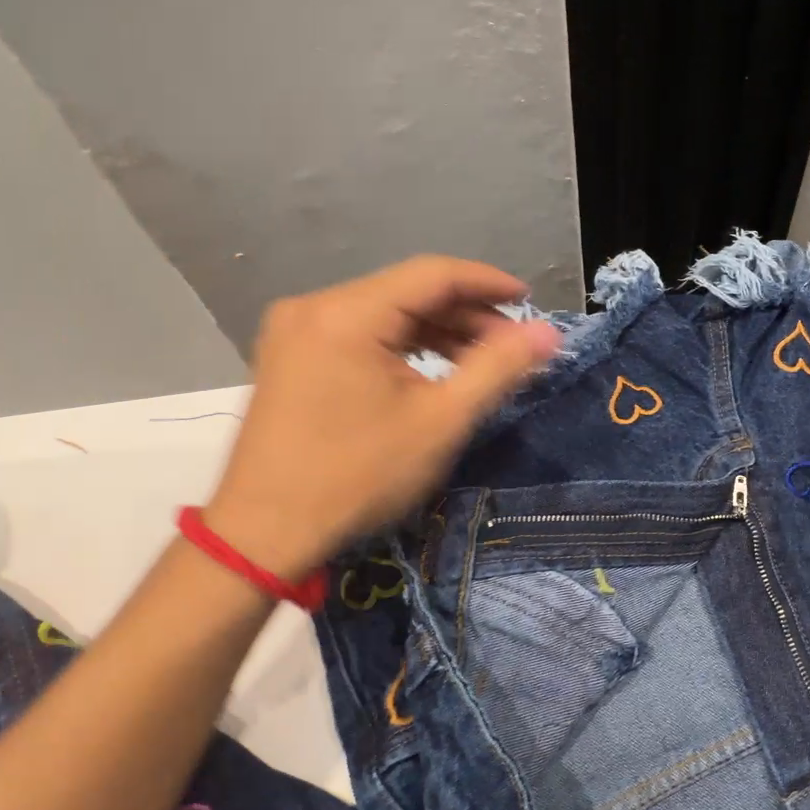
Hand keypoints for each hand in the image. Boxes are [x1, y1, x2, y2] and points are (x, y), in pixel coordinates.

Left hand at [203, 256, 559, 576]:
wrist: (261, 535)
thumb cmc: (357, 476)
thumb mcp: (441, 421)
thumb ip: (499, 368)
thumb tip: (548, 332)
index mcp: (347, 313)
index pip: (433, 274)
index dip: (488, 283)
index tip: (530, 301)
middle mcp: (315, 307)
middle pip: (408, 291)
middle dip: (465, 313)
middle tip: (511, 344)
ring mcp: (296, 331)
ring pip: (386, 312)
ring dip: (437, 330)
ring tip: (481, 362)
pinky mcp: (290, 356)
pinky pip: (361, 332)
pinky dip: (403, 345)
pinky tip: (433, 371)